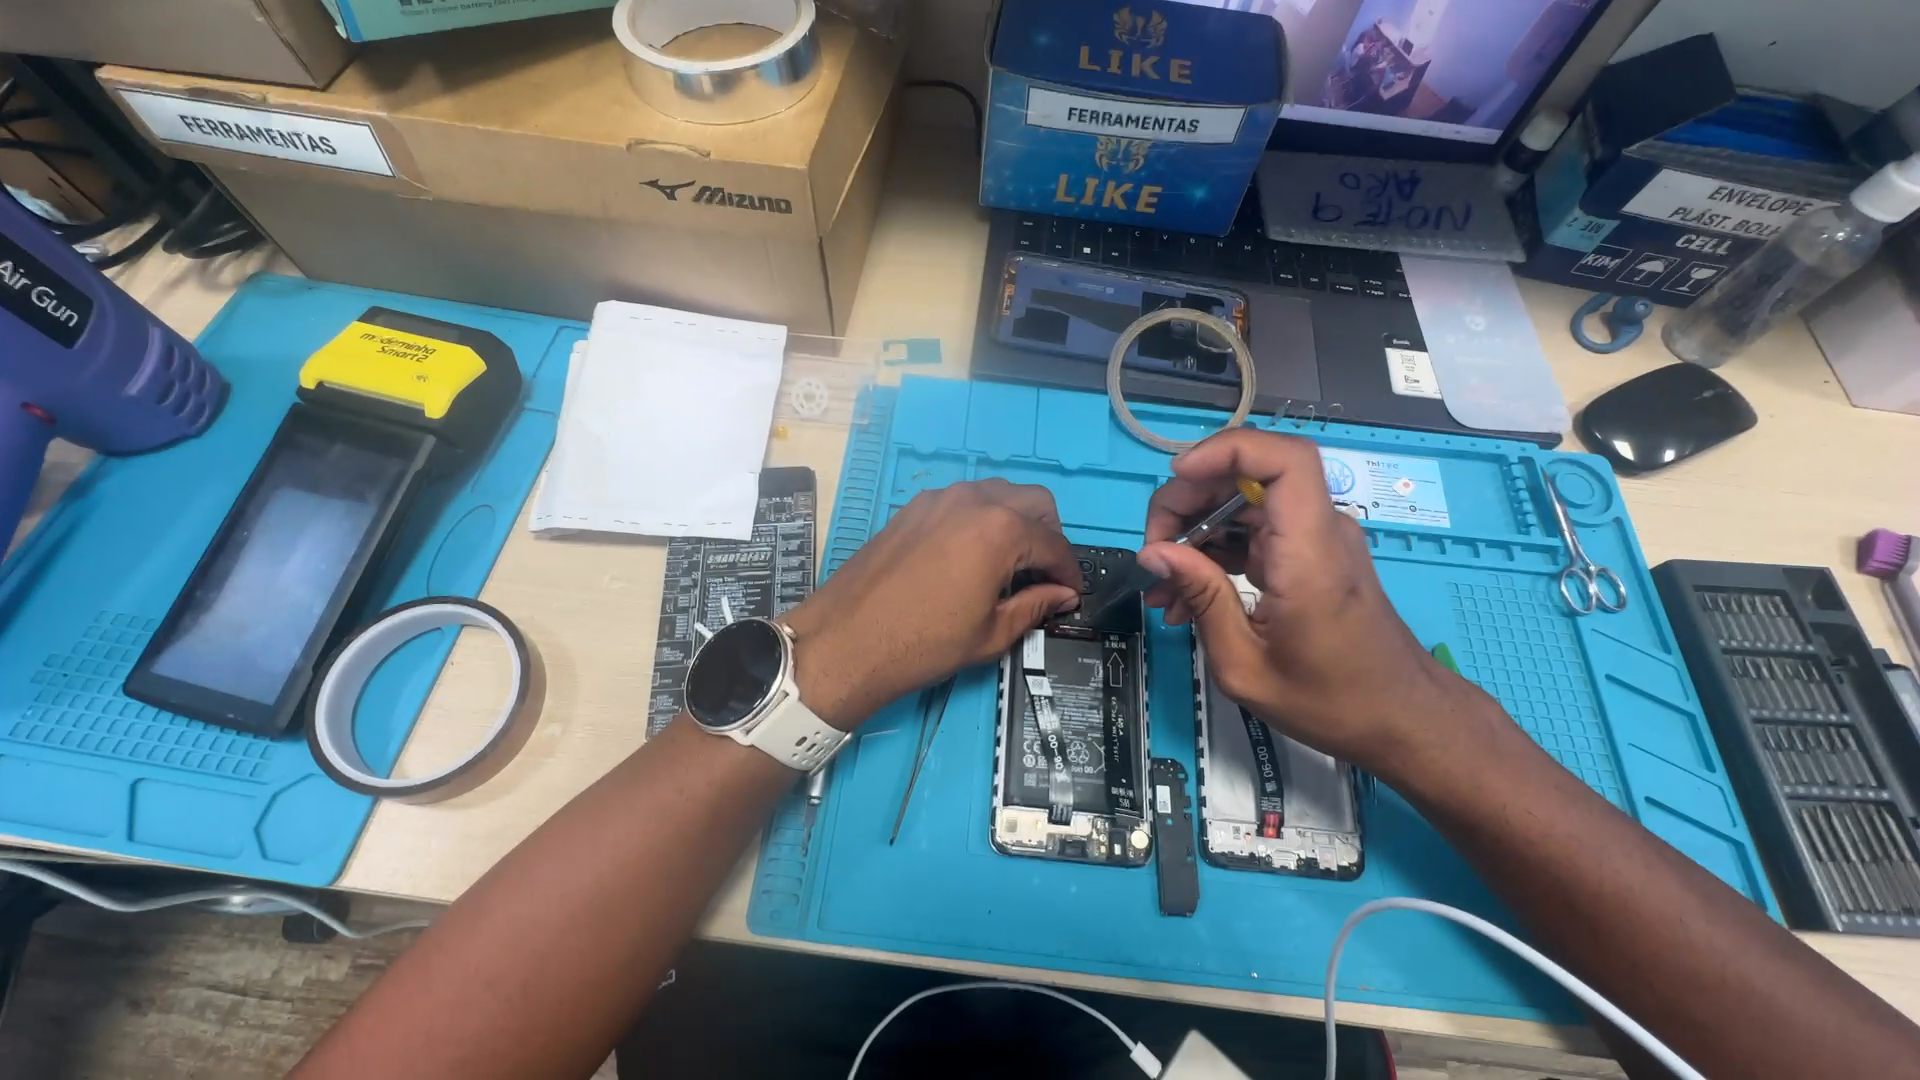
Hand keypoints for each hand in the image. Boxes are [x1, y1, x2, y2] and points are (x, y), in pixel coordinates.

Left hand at [779, 479, 1081, 729]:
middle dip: (1048, 534)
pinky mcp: (913, 508)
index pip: (1054, 543)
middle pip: (1033, 502)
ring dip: (1015, 521)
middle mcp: (973, 500)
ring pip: (997, 494)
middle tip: (1044, 574)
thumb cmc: (924, 643)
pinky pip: (963, 501)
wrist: (846, 640)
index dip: (1069, 572)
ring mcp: (939, 499)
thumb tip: (1063, 595)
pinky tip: (971, 555)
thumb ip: (1035, 606)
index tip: (1071, 593)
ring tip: (1010, 564)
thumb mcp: (991, 633)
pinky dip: (981, 518)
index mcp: (1000, 530)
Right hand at [1139, 430, 1511, 780]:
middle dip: (1188, 502)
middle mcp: (1318, 530)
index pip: (1282, 459)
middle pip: (1247, 477)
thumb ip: (1201, 598)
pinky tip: (1188, 595)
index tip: (1176, 479)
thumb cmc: (1330, 701)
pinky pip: (1254, 534)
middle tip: (1154, 553)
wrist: (1402, 720)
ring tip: (1163, 587)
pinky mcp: (1309, 555)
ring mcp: (1315, 540)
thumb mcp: (1245, 665)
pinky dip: (1216, 554)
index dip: (1225, 450)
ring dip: (1195, 534)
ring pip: (1243, 505)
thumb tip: (1153, 553)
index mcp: (1308, 552)